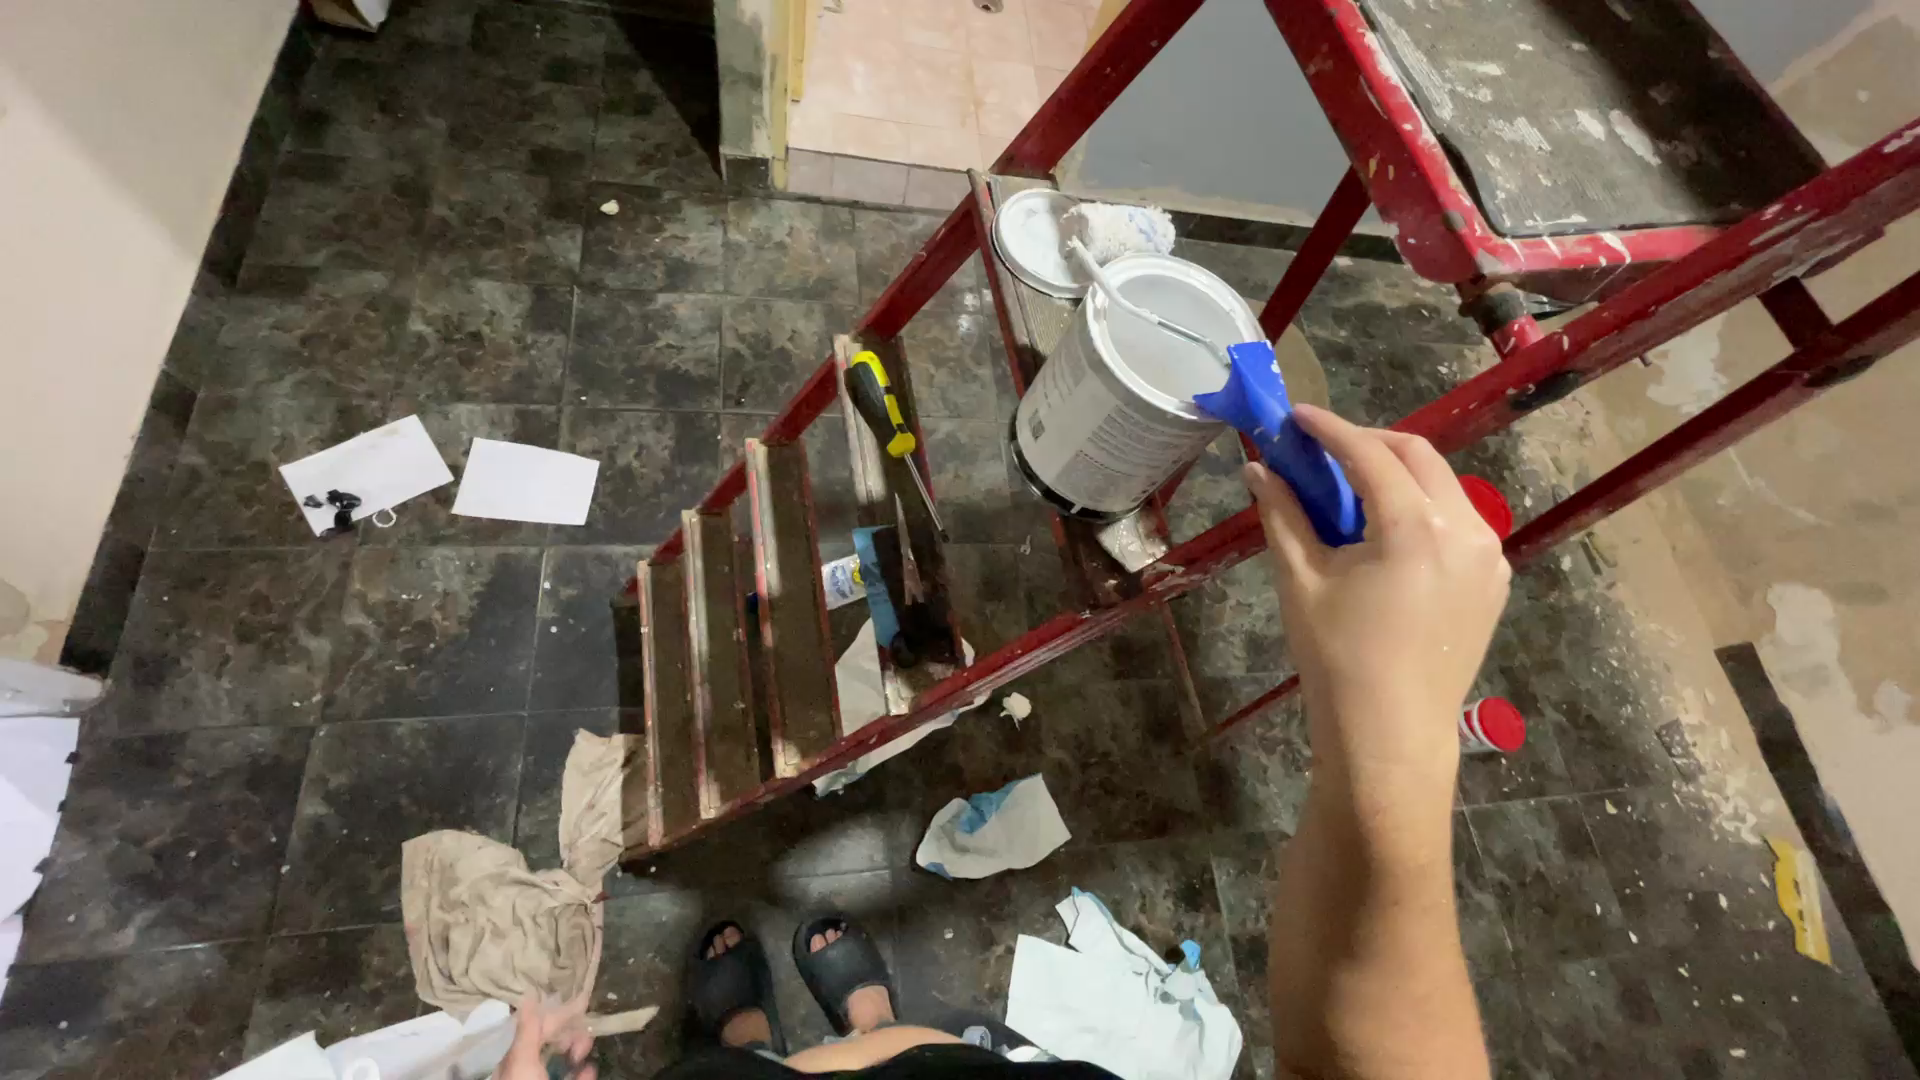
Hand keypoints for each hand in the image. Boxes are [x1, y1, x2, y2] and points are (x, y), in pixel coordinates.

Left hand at [497, 995, 595, 1079]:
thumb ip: (527, 1032)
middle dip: (571, 1035)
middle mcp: (527, 1070)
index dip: (559, 1014)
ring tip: (585, 1056)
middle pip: (552, 1042)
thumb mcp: (523, 1064)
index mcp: (515, 1060)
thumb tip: (528, 995)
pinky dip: (582, 1074)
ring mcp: (543, 1079)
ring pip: (564, 1060)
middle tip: (584, 1040)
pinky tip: (588, 1073)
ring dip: (578, 1053)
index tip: (585, 1003)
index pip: (537, 1027)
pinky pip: (572, 1076)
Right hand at [1245, 404, 1509, 790]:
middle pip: (1417, 456)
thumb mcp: (1300, 580)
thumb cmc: (1336, 656)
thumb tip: (1257, 469)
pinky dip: (1419, 506)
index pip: (1369, 455)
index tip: (1296, 416)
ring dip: (1395, 472)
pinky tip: (1384, 529)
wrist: (1389, 731)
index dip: (1329, 429)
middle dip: (1367, 441)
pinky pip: (1457, 520)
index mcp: (1414, 527)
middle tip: (1321, 448)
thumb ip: (1282, 515)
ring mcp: (1489, 554)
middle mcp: (1466, 529)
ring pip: (1442, 486)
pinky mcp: (1493, 579)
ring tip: (1350, 488)